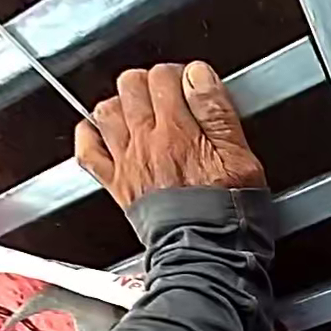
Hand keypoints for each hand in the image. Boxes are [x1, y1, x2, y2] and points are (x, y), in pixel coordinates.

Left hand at [75, 62, 264, 209]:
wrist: (207, 255)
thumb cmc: (229, 216)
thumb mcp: (243, 162)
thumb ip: (219, 115)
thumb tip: (199, 75)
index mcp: (180, 132)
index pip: (166, 77)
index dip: (182, 75)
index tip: (194, 88)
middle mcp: (147, 142)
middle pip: (132, 85)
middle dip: (151, 83)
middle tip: (171, 97)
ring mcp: (127, 162)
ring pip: (107, 109)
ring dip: (123, 102)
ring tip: (143, 111)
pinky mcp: (117, 184)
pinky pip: (87, 150)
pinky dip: (90, 135)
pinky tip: (105, 133)